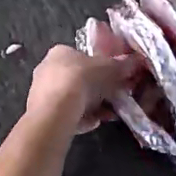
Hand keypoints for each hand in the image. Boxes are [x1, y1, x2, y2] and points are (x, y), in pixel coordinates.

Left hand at [25, 45, 139, 132]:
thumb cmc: (81, 80)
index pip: (81, 57)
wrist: (56, 110)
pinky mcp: (42, 113)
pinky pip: (66, 114)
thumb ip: (121, 65)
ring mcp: (41, 93)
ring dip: (91, 106)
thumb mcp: (108, 68)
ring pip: (72, 98)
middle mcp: (46, 69)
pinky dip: (80, 118)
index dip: (99, 67)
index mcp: (59, 53)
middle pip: (77, 79)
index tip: (113, 78)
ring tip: (108, 113)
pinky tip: (94, 123)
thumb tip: (134, 61)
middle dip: (96, 90)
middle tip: (113, 97)